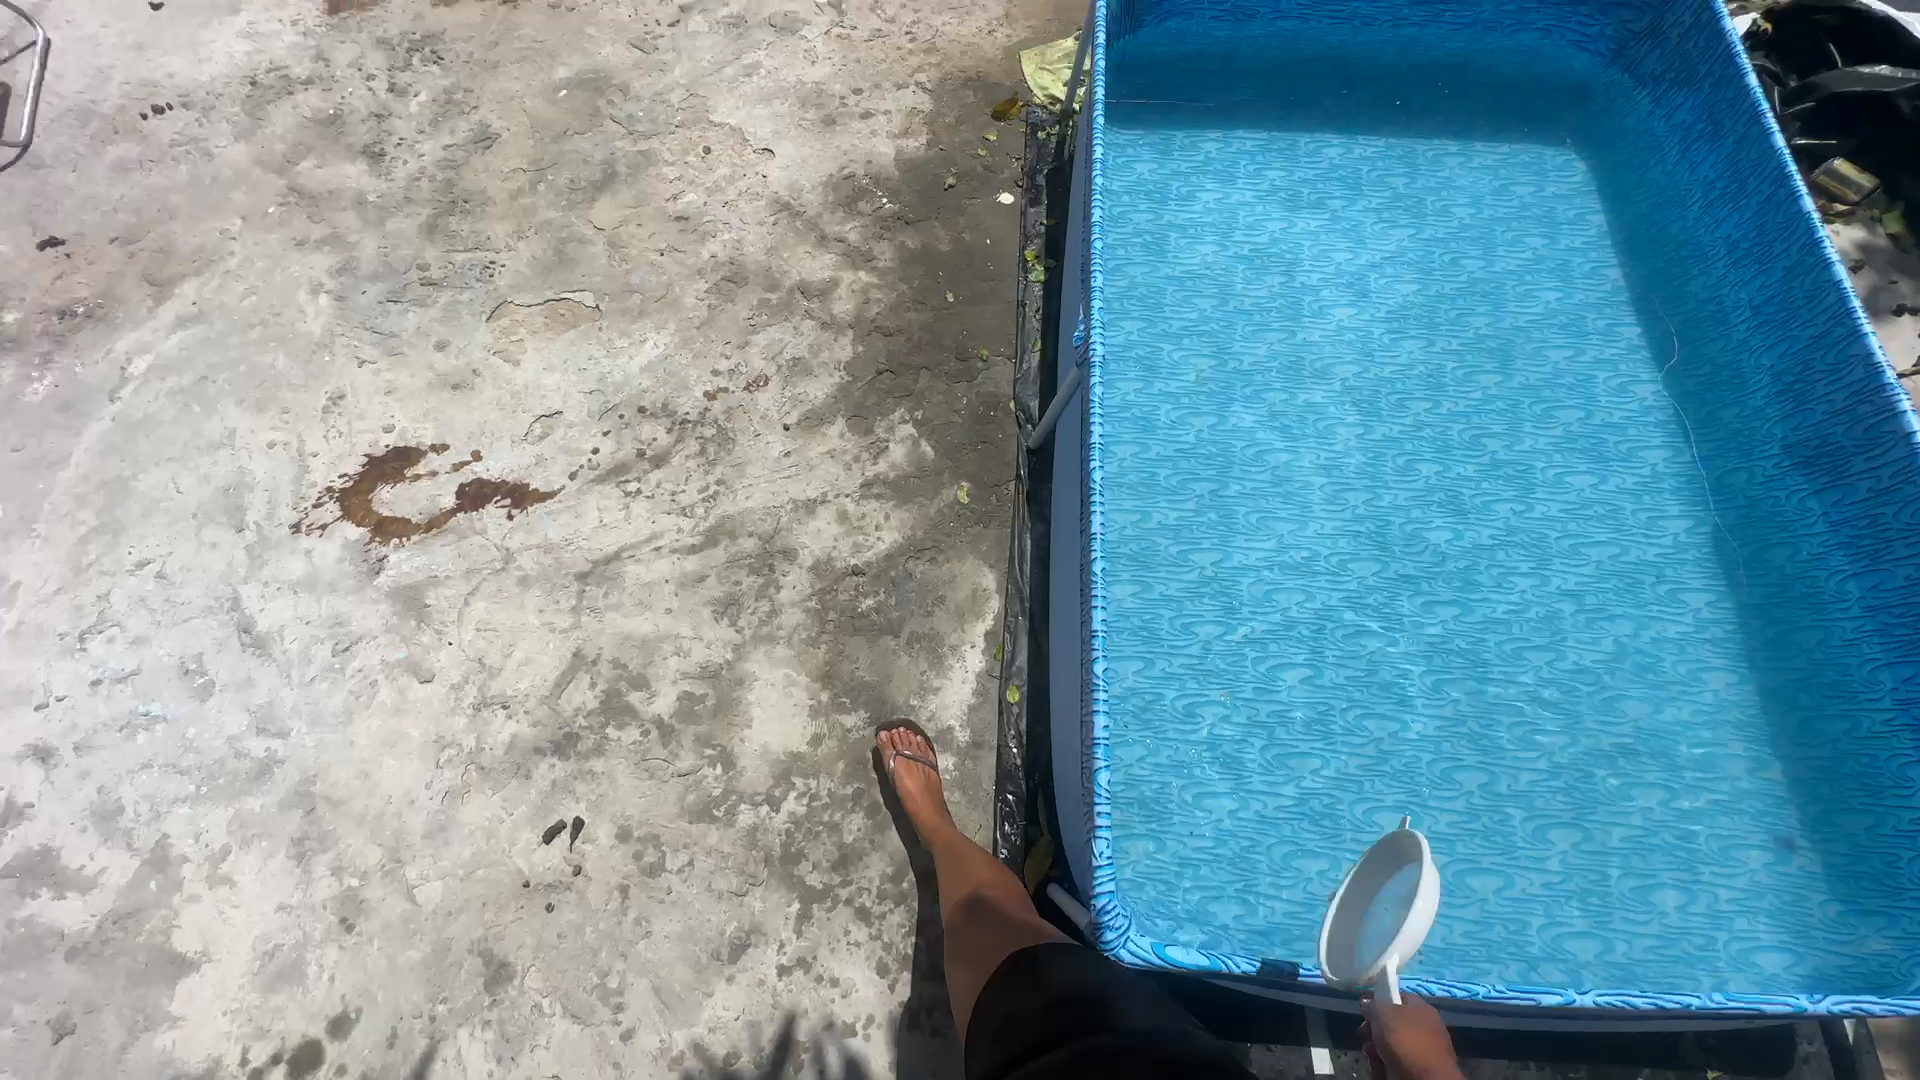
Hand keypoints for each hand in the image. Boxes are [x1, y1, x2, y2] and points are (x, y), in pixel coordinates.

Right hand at [1358, 993, 1462, 1079]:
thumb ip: (1372, 1004)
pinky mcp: (1417, 1070)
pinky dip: (1382, 1063)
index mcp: (1422, 1009)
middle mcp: (1424, 1028)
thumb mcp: (1382, 1012)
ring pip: (1388, 1044)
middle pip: (1390, 1023)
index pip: (1397, 997)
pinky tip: (1378, 1066)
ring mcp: (1422, 1051)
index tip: (1364, 1009)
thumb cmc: (1406, 1039)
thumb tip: (1368, 1005)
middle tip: (1365, 1034)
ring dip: (1374, 1048)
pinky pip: (1393, 1061)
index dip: (1379, 1000)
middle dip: (1372, 1029)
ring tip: (1370, 1053)